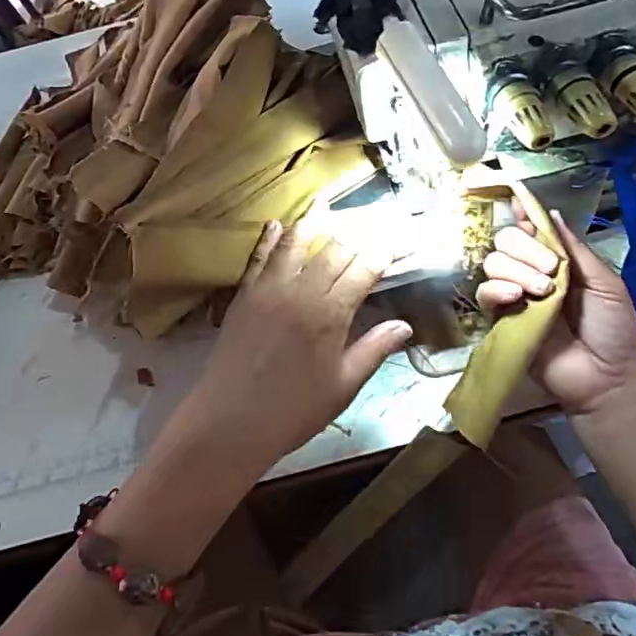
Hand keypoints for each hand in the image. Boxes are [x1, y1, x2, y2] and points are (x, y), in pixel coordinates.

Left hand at [163, 220, 412, 472]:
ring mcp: (269, 289)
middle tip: (364, 242)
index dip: (380, 257)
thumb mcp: (343, 386)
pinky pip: (260, 257)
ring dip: (314, 228)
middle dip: (354, 242)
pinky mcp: (244, 294)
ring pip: (295, 243)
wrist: (230, 422)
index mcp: (330, 314)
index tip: (391, 250)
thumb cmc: (294, 411)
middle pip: (333, 250)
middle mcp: (302, 291)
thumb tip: (404, 326)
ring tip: (325, 213)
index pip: (362, 270)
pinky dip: (271, 238)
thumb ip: (374, 349)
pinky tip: (277, 224)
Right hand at [475, 206, 635, 419]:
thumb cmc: (614, 330)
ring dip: (515, 269)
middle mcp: (531, 273)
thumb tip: (550, 214)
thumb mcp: (605, 283)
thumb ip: (574, 250)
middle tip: (550, 270)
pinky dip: (496, 289)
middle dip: (524, 247)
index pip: (532, 230)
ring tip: (541, 292)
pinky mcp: (501, 320)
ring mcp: (515, 296)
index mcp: (558, 261)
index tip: (517, 198)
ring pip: (493, 263)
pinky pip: (485, 294)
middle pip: (507, 241)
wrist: (607, 378)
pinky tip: (515, 297)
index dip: (523, 213)